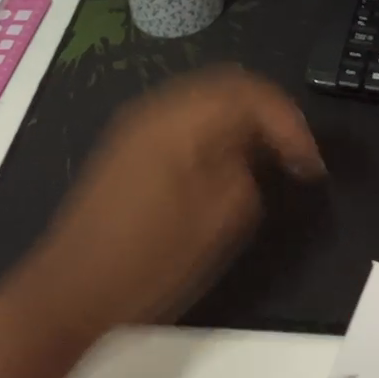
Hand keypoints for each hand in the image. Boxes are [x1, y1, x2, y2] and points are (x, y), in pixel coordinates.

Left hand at [0, 67, 325, 339]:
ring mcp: (138, 123)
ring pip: (206, 99)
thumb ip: (250, 173)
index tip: (311, 164)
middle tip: (293, 154)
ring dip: (241, 121)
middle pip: (228, 84)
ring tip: (266, 161)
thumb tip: (261, 153)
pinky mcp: (128, 144)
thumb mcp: (218, 222)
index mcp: (182, 118)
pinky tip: (224, 166)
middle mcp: (158, 106)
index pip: (251, 92)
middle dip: (268, 115)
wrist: (67, 292)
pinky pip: (184, 118)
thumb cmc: (147, 261)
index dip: (290, 122)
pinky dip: (214, 131)